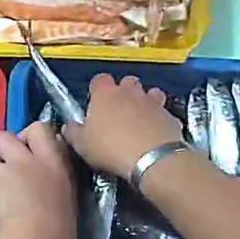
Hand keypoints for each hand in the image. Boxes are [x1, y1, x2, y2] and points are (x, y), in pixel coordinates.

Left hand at [0, 124, 76, 238]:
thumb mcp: (63, 207)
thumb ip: (52, 190)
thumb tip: (38, 193)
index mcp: (64, 170)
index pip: (53, 134)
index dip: (37, 140)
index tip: (30, 159)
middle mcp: (46, 160)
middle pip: (32, 128)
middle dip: (18, 141)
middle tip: (10, 166)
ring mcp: (23, 164)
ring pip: (2, 138)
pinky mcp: (0, 174)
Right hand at [63, 74, 184, 178]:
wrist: (151, 158)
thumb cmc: (110, 148)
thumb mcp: (82, 145)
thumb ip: (74, 132)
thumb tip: (69, 126)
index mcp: (105, 94)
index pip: (99, 79)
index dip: (97, 89)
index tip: (95, 102)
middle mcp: (130, 92)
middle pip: (127, 81)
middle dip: (123, 91)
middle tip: (117, 111)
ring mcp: (152, 101)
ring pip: (149, 93)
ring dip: (144, 101)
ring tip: (139, 119)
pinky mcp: (170, 115)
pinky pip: (163, 112)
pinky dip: (159, 119)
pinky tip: (155, 132)